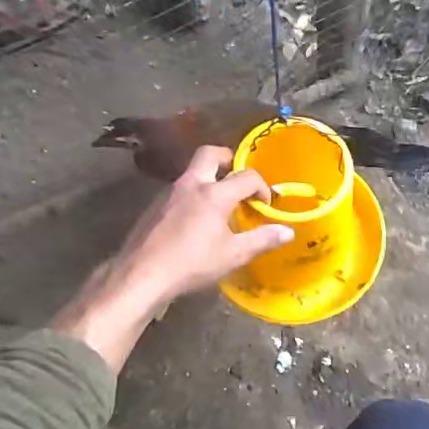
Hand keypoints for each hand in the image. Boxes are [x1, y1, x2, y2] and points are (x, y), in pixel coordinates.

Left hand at [110, 146, 294, 306]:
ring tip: (219, 204)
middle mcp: (191, 184)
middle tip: (238, 178)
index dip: (262, 187)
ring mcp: (168, 193)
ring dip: (209, 179)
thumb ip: (262, 240)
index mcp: (214, 193)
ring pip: (192, 172)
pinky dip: (193, 195)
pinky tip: (194, 221)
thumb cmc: (192, 263)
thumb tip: (288, 231)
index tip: (265, 205)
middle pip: (210, 154)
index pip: (246, 176)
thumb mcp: (233, 255)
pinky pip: (179, 190)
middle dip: (228, 159)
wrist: (141, 274)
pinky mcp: (154, 206)